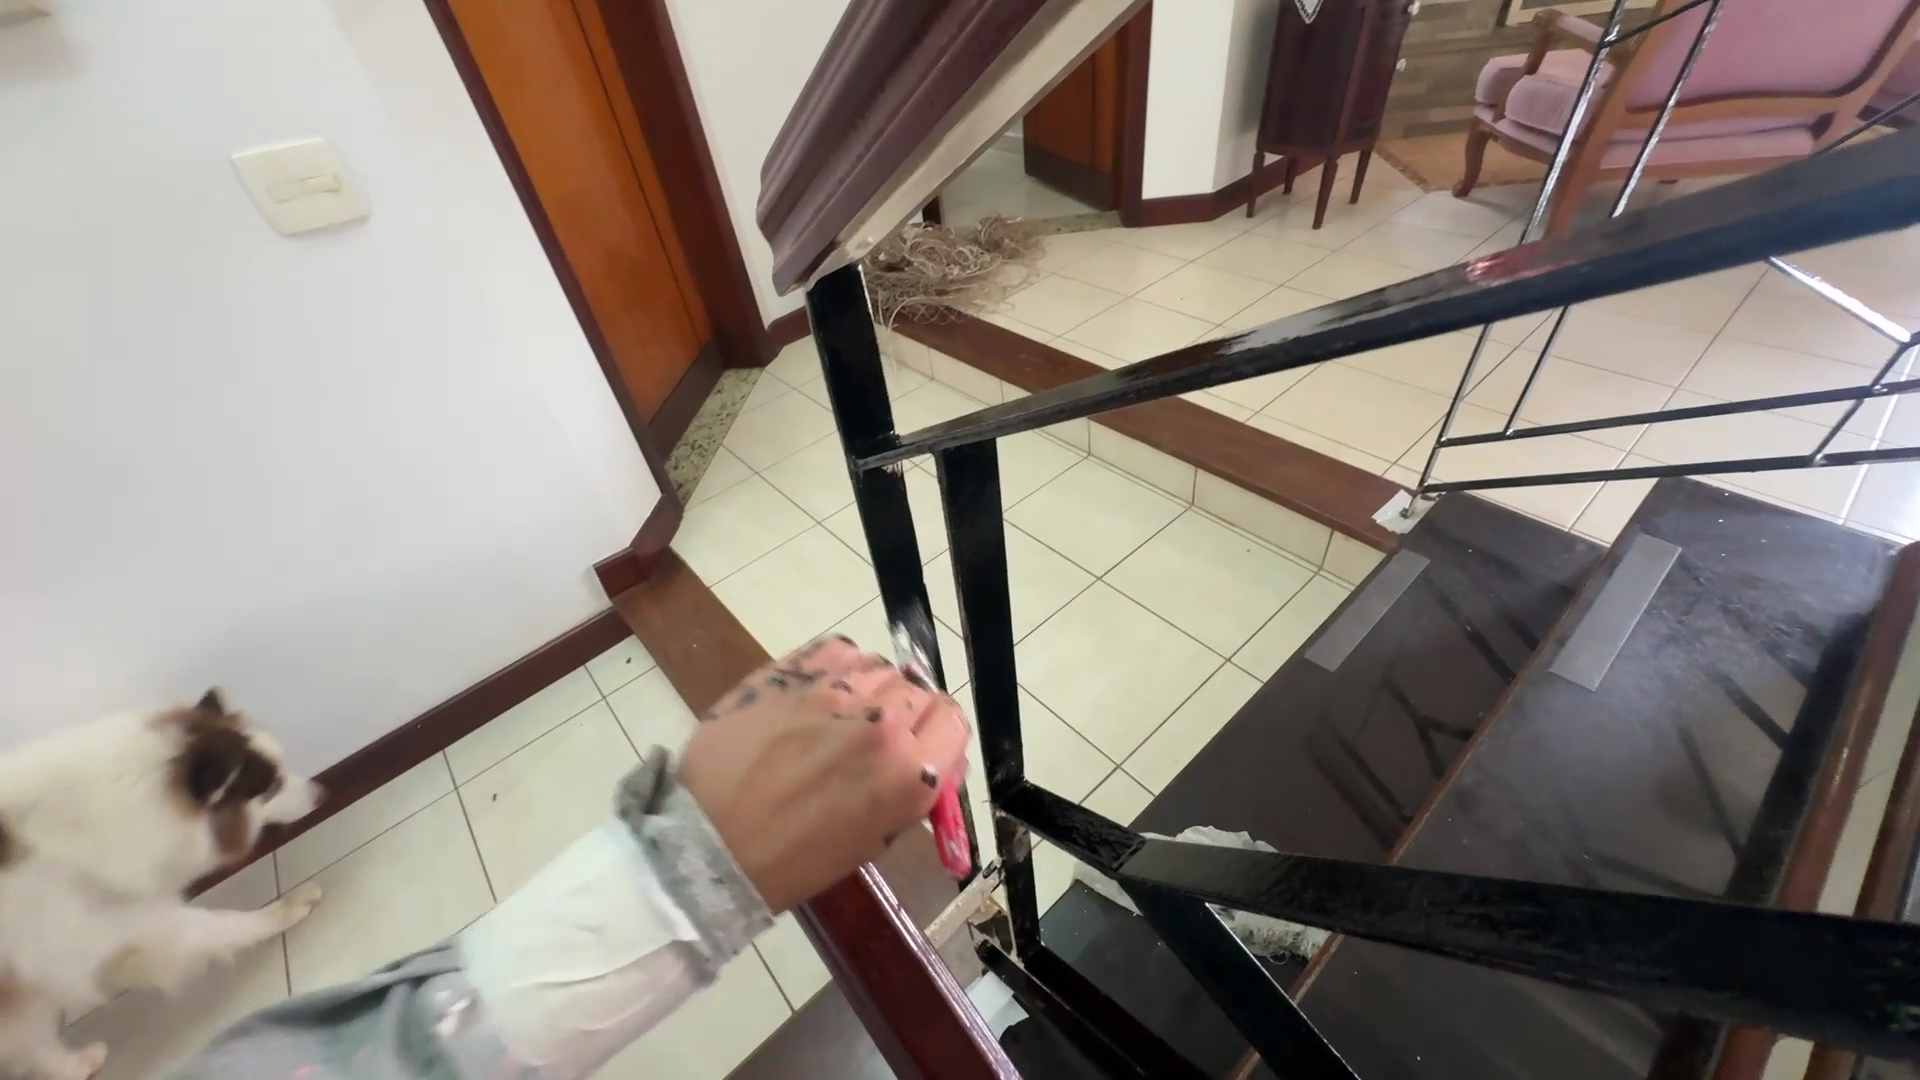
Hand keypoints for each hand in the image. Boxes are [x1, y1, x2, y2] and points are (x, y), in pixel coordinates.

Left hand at [677, 636, 970, 912]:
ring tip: (842, 713)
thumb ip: (912, 791)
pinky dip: (841, 665)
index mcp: (909, 776)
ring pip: (882, 667)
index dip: (939, 733)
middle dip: (905, 713)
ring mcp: (836, 692)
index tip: (921, 743)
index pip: (953, 721)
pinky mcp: (795, 672)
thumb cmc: (793, 860)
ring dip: (872, 688)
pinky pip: (842, 649)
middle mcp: (882, 725)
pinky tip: (823, 689)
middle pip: (919, 691)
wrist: (708, 847)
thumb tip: (934, 759)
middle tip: (874, 735)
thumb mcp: (872, 840)